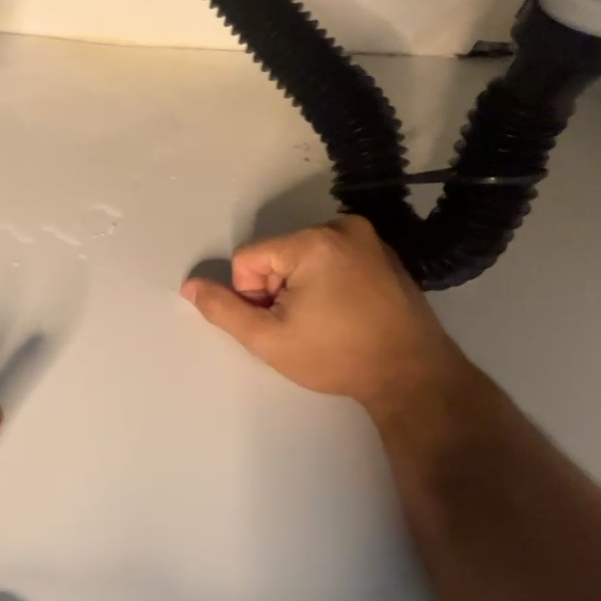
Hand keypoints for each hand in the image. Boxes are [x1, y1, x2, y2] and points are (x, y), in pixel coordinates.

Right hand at [180, 215, 472, 414]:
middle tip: (303, 325)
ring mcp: (367, 239)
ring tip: (324, 322)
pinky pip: (330, 261)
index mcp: (313, 241)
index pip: (247, 260)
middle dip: (276, 290)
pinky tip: (343, 314)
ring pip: (300, 259)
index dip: (252, 295)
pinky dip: (325, 284)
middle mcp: (342, 228)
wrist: (410, 373)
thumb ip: (222, 309)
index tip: (281, 321)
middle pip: (274, 257)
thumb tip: (190, 285)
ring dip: (299, 288)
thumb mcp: (266, 338)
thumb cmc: (335, 356)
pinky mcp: (382, 254)